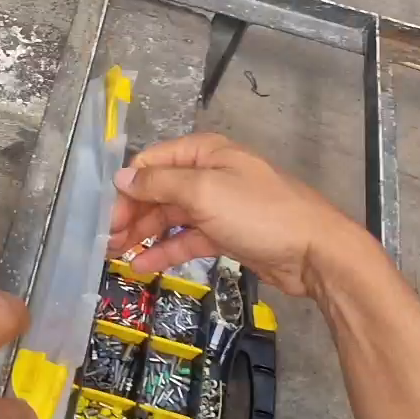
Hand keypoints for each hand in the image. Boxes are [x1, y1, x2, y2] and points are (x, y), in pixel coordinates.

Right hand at [107, 132, 374, 297]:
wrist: (314, 252)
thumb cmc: (258, 212)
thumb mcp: (204, 191)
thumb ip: (159, 183)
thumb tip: (122, 177)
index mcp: (203, 153)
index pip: (151, 162)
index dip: (126, 187)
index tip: (105, 214)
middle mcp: (208, 173)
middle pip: (157, 191)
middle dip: (131, 213)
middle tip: (106, 241)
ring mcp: (217, 205)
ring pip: (169, 217)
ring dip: (143, 233)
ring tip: (116, 255)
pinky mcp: (224, 234)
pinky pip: (186, 239)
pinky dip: (165, 251)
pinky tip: (142, 266)